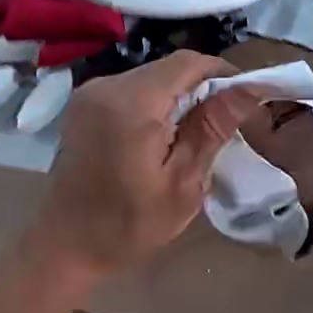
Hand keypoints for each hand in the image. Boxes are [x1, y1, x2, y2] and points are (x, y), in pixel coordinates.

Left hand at [21, 52, 262, 276]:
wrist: (64, 248)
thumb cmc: (128, 225)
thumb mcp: (183, 182)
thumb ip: (213, 128)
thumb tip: (248, 89)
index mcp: (132, 104)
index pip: (190, 63)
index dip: (224, 72)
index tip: (248, 98)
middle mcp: (107, 87)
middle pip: (170, 67)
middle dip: (204, 85)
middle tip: (228, 120)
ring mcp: (91, 93)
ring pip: (153, 75)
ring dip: (182, 94)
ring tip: (199, 130)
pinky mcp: (84, 105)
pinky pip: (133, 88)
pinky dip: (158, 101)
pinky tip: (166, 132)